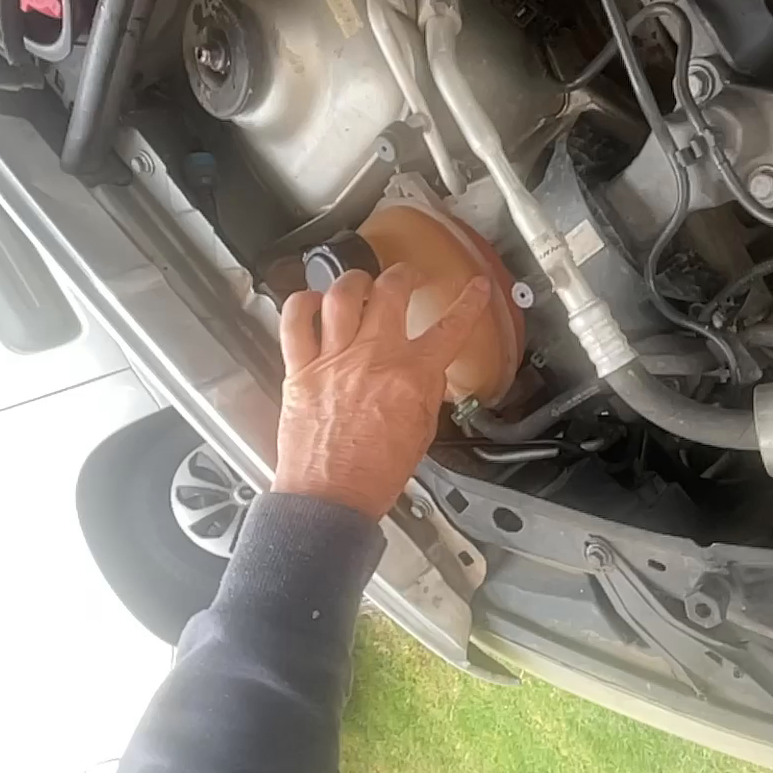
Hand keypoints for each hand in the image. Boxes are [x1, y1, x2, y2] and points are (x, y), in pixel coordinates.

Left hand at [273, 264, 489, 517]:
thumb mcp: (422, 431)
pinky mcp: (300, 370)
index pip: (451, 328)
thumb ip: (426, 392)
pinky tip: (313, 302)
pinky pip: (295, 321)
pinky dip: (303, 303)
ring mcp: (334, 359)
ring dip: (356, 281)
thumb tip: (427, 371)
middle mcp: (374, 357)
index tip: (477, 288)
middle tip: (408, 276)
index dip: (470, 302)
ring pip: (343, 295)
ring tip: (361, 283)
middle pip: (391, 291)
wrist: (332, 497)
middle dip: (405, 275)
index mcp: (412, 376)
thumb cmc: (376, 473)